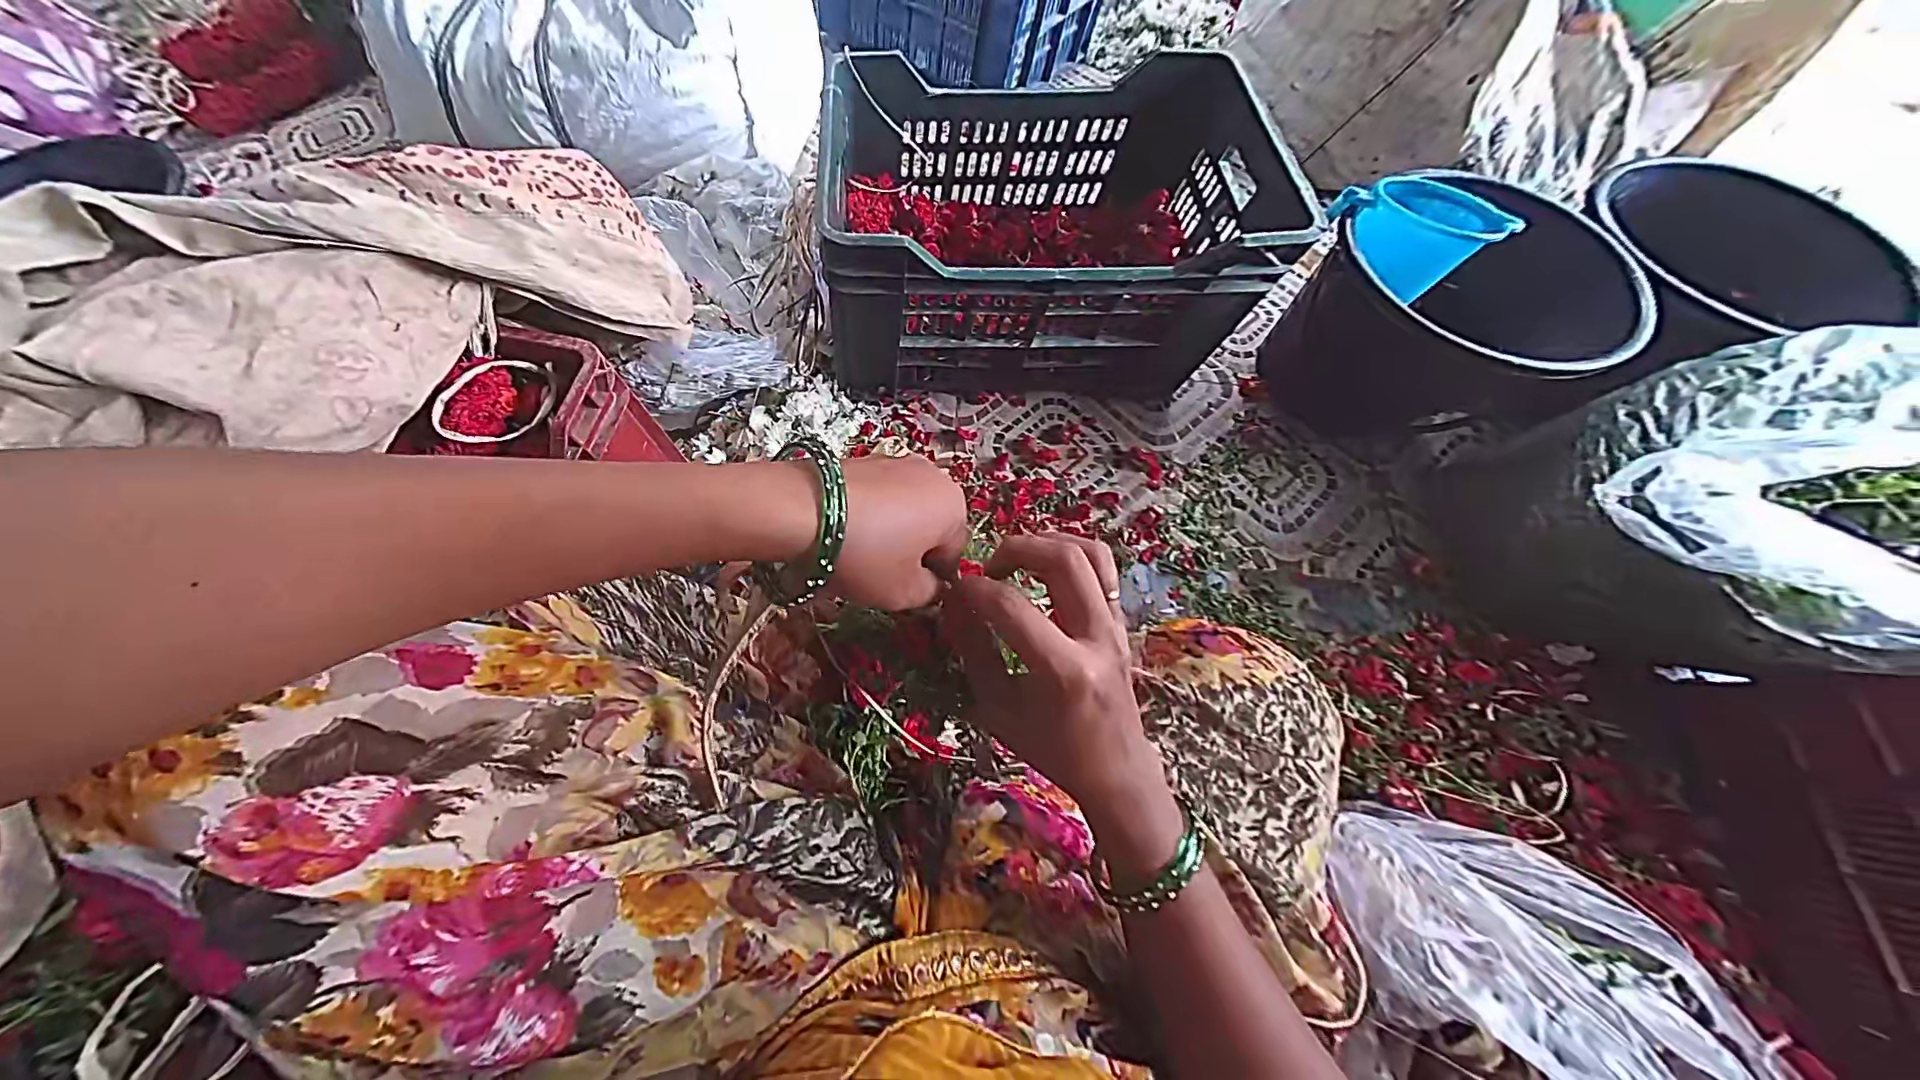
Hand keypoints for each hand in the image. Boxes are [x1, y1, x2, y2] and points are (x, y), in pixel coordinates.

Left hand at [827, 454, 967, 609]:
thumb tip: (931, 585)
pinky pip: (876, 499)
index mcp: (954, 506)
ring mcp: (897, 462)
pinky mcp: (864, 459)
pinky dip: (866, 518)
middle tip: (879, 575)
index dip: (930, 579)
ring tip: (855, 555)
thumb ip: (930, 593)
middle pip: (929, 529)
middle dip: (909, 553)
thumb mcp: (904, 593)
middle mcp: (933, 476)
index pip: (953, 554)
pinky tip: (841, 534)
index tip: (904, 591)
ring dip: (887, 535)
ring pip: (902, 513)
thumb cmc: (866, 554)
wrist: (799, 508)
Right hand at [941, 533, 1174, 846]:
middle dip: (1016, 549)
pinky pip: (1103, 569)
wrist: (1116, 771)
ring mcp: (1116, 627)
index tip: (956, 592)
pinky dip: (1072, 555)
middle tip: (989, 568)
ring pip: (1090, 554)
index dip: (975, 590)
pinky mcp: (1122, 623)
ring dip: (1047, 543)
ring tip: (1018, 560)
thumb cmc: (1053, 750)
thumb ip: (975, 652)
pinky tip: (1046, 569)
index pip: (1012, 607)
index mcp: (1064, 671)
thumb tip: (953, 603)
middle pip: (1062, 561)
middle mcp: (1097, 639)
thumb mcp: (999, 709)